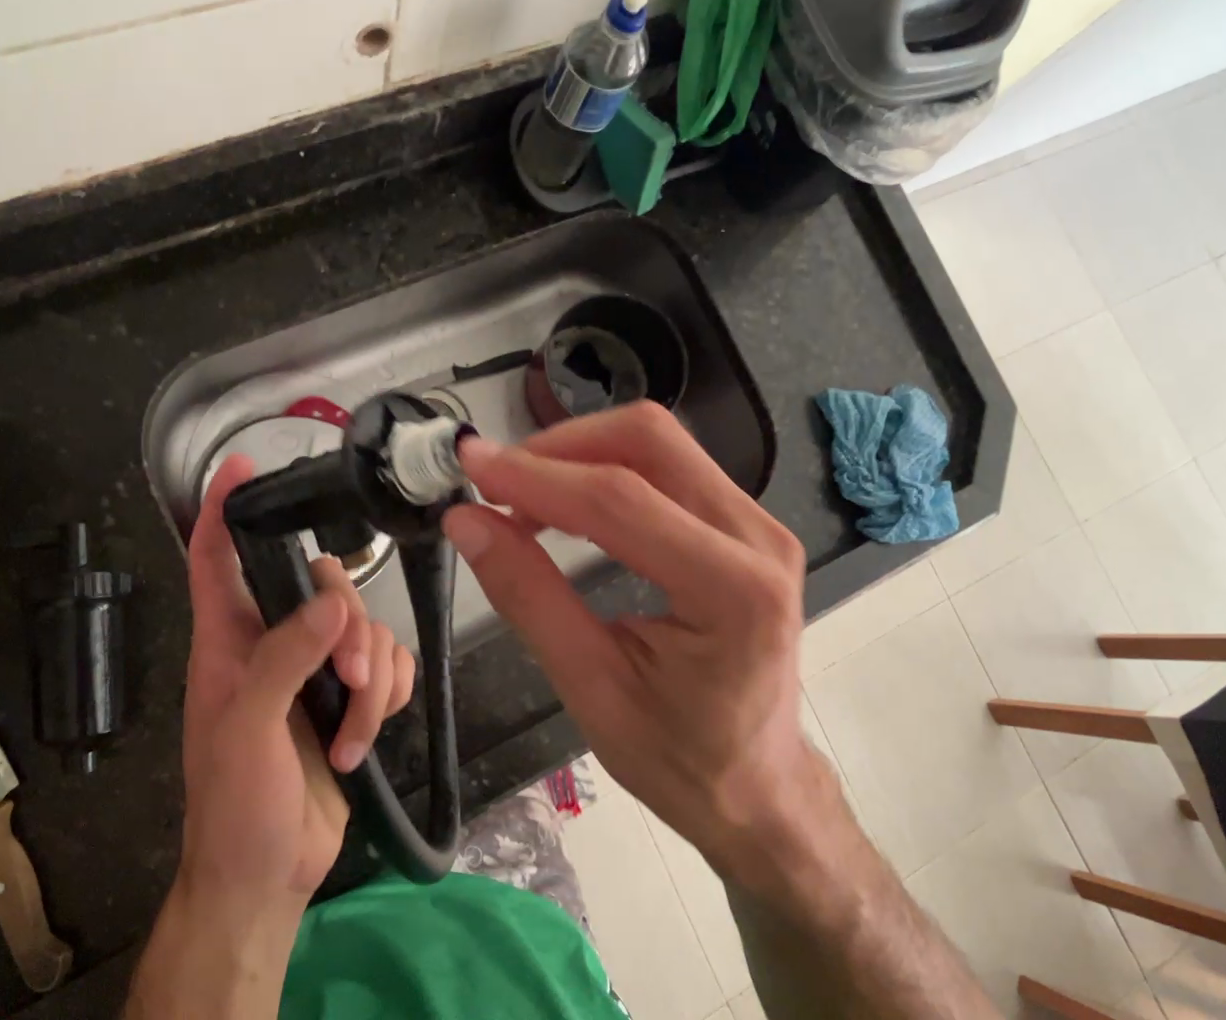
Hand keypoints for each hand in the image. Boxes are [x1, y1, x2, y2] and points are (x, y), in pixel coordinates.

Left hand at [178, 454, 417, 912]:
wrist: (268, 877)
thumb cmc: (234, 807)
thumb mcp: (246, 732)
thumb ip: (283, 661)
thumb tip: (332, 604)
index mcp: (227, 643)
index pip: (215, 559)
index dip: (220, 509)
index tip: (242, 467)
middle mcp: (273, 645)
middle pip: (322, 586)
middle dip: (349, 627)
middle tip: (349, 680)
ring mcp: (315, 673)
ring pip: (365, 629)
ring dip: (373, 680)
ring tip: (353, 735)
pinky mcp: (352, 702)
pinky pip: (389, 666)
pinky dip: (389, 695)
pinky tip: (368, 737)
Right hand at [440, 403, 824, 879]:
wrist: (757, 784)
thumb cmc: (679, 757)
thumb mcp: (590, 687)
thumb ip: (528, 596)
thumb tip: (466, 522)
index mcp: (732, 591)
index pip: (619, 501)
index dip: (534, 476)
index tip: (468, 465)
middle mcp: (758, 539)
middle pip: (649, 441)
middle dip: (559, 447)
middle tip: (494, 483)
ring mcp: (759, 525)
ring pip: (659, 444)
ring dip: (579, 454)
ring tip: (518, 498)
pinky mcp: (746, 525)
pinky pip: (669, 468)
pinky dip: (605, 470)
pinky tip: (562, 505)